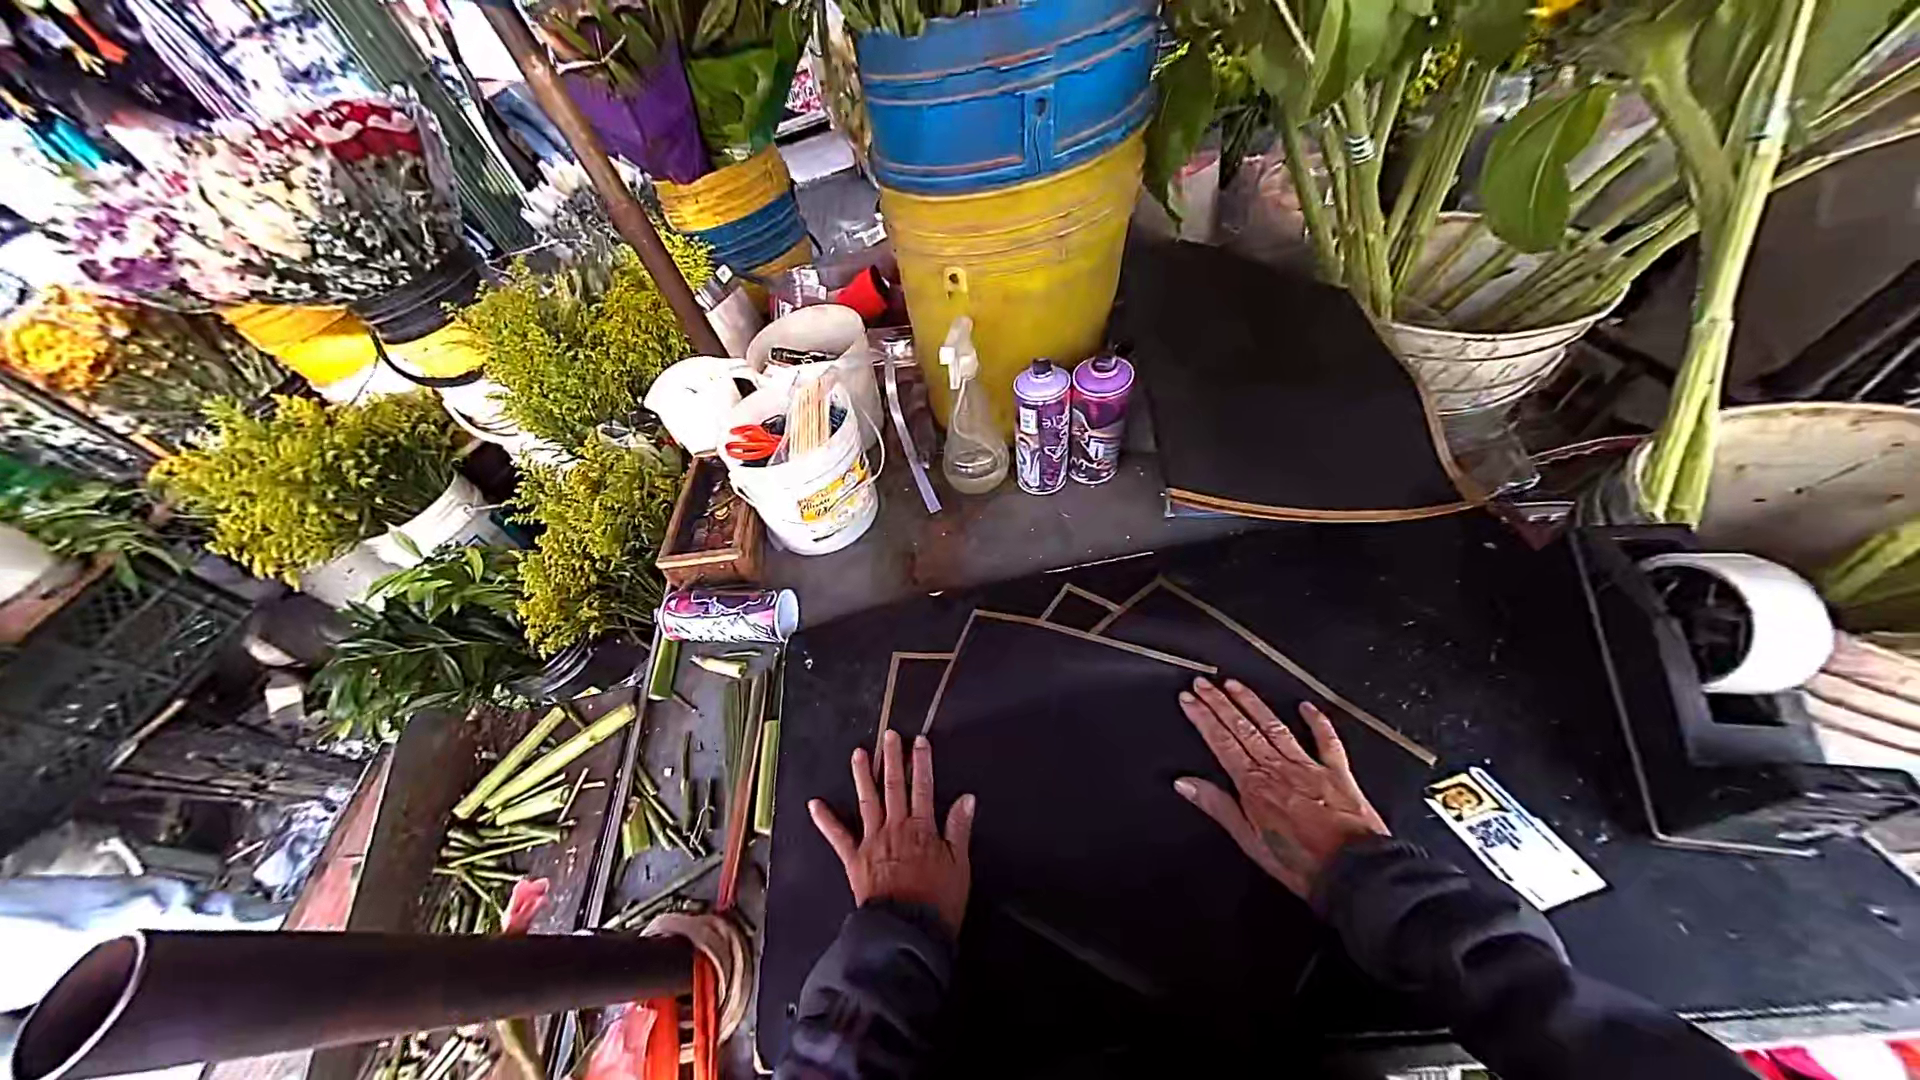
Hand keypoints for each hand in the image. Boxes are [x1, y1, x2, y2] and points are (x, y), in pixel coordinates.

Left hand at [810, 730, 976, 935]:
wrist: (905, 933)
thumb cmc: (937, 902)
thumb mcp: (959, 865)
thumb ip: (959, 829)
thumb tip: (966, 798)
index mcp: (922, 827)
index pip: (923, 786)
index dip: (921, 762)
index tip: (919, 741)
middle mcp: (895, 827)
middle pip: (894, 786)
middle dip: (893, 758)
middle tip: (890, 735)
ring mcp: (872, 840)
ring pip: (868, 800)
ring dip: (863, 775)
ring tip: (858, 753)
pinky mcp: (854, 859)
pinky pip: (838, 836)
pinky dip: (825, 820)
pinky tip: (814, 803)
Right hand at [1174, 677, 1388, 898]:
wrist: (1356, 874)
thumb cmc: (1303, 863)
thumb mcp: (1249, 841)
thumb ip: (1217, 806)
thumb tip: (1185, 783)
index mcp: (1255, 784)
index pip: (1220, 740)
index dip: (1202, 716)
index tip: (1189, 698)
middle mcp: (1278, 768)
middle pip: (1241, 727)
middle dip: (1219, 702)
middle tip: (1203, 683)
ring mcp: (1308, 766)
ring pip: (1273, 725)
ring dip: (1251, 702)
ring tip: (1234, 684)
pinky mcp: (1337, 773)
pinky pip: (1326, 740)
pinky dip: (1317, 721)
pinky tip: (1307, 706)